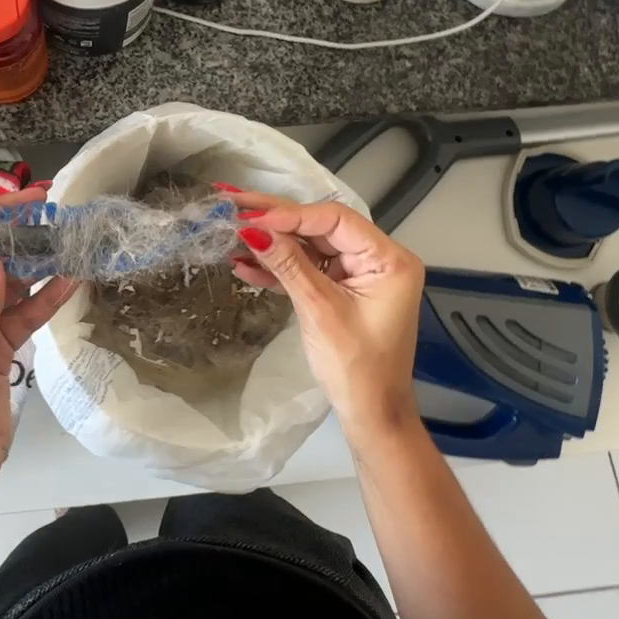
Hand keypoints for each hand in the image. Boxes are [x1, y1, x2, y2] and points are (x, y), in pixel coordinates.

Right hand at [230, 193, 425, 438]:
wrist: (371, 415)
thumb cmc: (356, 367)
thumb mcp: (319, 310)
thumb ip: (288, 264)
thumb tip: (252, 229)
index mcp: (387, 258)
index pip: (334, 219)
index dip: (290, 215)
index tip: (251, 217)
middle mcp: (376, 257)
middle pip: (318, 226)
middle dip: (275, 219)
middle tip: (233, 203)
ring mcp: (357, 272)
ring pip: (308, 245)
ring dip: (271, 243)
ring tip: (230, 231)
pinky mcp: (341, 287)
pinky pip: (307, 266)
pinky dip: (279, 266)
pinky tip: (245, 263)